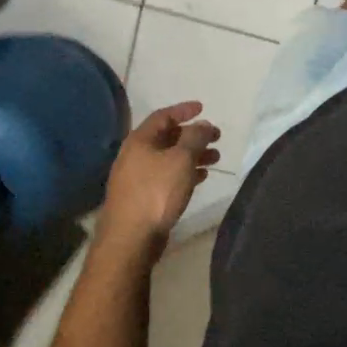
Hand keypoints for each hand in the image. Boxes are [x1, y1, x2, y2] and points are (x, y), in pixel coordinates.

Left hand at [95, 102, 220, 253]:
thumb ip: (195, 138)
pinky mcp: (142, 196)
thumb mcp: (181, 159)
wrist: (130, 238)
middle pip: (167, 138)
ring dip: (192, 155)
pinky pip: (166, 176)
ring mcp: (137, 177)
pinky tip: (200, 177)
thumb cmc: (157, 192)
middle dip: (193, 135)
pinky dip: (184, 172)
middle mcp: (135, 155)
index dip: (183, 110)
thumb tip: (203, 124)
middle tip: (216, 137)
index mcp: (140, 141)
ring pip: (169, 158)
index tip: (203, 108)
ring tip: (215, 159)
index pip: (163, 116)